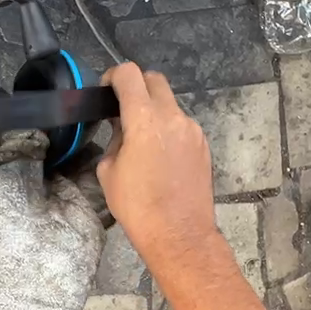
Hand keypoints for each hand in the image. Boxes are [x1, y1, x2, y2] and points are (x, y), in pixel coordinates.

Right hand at [96, 63, 219, 266]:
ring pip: (170, 105)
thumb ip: (115, 141)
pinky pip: (182, 127)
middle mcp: (173, 117)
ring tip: (142, 141)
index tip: (107, 90)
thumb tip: (123, 131)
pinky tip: (161, 158)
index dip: (114, 76)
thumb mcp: (109, 172)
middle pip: (155, 81)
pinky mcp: (203, 146)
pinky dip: (169, 131)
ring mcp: (193, 130)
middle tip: (123, 109)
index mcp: (145, 120)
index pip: (129, 75)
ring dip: (154, 112)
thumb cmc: (137, 207)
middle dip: (137, 87)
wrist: (179, 235)